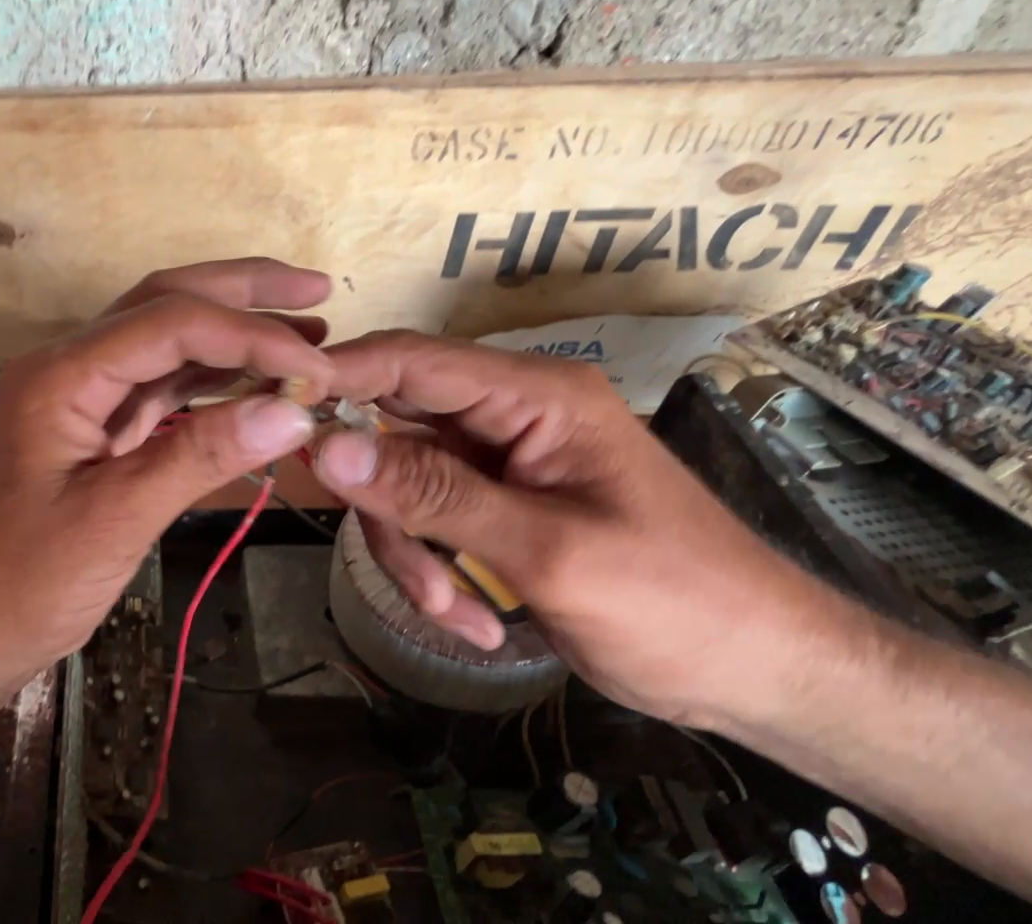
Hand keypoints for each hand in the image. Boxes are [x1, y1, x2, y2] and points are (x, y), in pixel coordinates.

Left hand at [0, 260, 335, 678]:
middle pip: (161, 302)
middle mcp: (67, 368)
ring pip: (161, 340)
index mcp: (60, 376)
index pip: (168, 323)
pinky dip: (209, 379)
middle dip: (239, 290)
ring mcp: (78, 397)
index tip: (316, 363)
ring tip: (304, 333)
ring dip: (229, 331)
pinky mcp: (92, 428)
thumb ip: (200, 456)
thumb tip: (291, 411)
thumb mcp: (116, 519)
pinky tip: (254, 382)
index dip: (248, 333)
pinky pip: (157, 386)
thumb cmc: (26, 583)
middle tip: (316, 289)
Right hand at [308, 330, 844, 730]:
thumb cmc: (677, 602)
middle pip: (393, 428)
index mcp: (535, 396)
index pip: (409, 360)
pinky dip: (434, 573)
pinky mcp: (492, 505)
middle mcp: (508, 414)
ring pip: (401, 484)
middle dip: (385, 504)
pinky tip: (475, 622)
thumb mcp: (546, 551)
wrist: (758, 671)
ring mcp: (497, 462)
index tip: (273, 415)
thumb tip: (329, 444)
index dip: (335, 377)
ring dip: (412, 554)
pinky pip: (426, 521)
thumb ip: (432, 494)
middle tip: (401, 565)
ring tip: (455, 615)